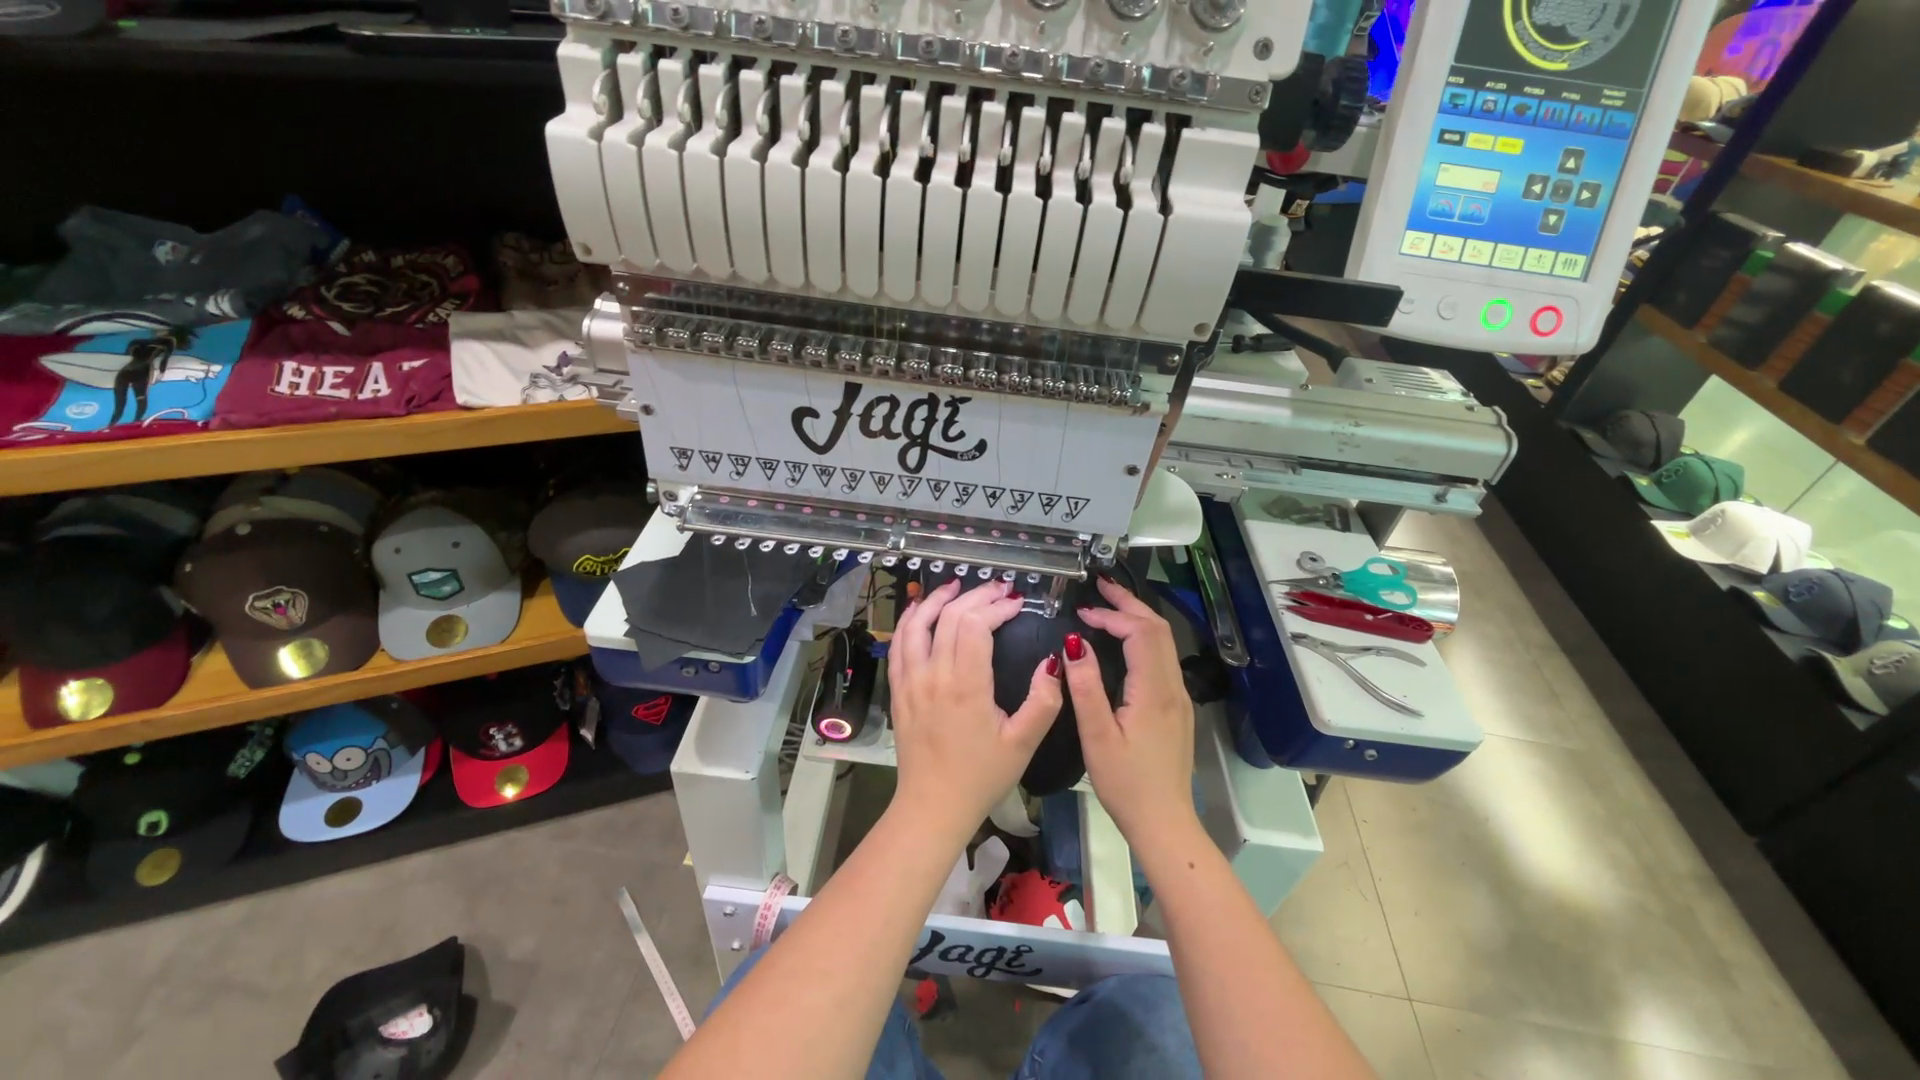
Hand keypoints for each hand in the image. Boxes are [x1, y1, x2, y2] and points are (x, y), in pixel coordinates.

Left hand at [888, 578, 1062, 838]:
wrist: (933, 806)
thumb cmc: (981, 776)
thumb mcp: (1024, 743)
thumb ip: (1044, 700)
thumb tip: (1054, 661)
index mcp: (965, 685)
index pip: (975, 625)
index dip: (997, 607)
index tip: (1017, 604)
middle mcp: (933, 676)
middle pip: (947, 617)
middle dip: (974, 596)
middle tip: (998, 590)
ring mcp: (910, 682)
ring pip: (916, 624)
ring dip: (936, 600)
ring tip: (957, 587)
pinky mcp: (899, 691)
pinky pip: (898, 645)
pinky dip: (909, 622)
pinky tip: (919, 613)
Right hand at [1063, 577, 1198, 843]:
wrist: (1164, 821)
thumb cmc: (1125, 782)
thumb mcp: (1097, 736)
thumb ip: (1085, 687)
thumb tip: (1074, 644)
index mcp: (1154, 691)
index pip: (1141, 633)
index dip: (1113, 615)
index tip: (1082, 611)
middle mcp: (1173, 688)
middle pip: (1159, 630)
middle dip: (1130, 605)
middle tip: (1101, 589)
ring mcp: (1179, 699)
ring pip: (1164, 644)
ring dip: (1139, 621)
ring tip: (1109, 609)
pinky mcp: (1177, 710)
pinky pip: (1163, 660)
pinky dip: (1143, 640)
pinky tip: (1123, 645)